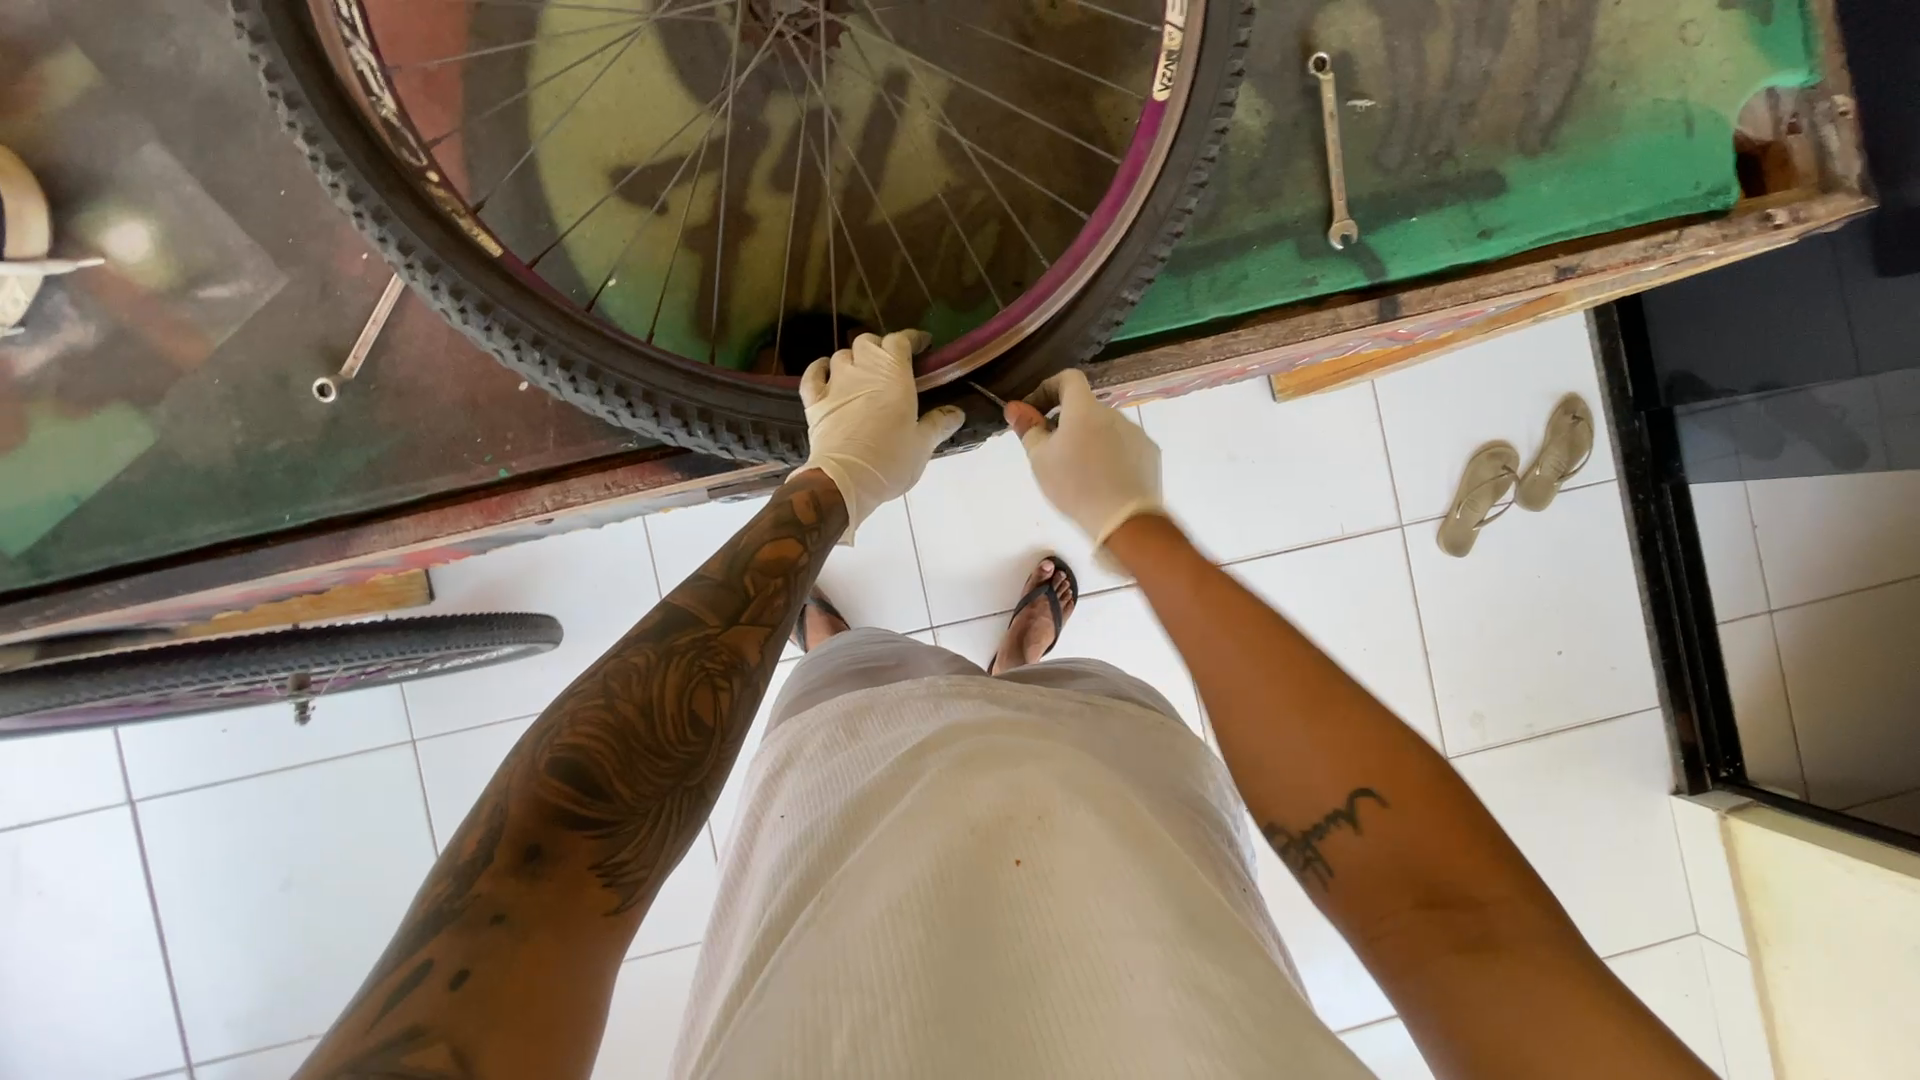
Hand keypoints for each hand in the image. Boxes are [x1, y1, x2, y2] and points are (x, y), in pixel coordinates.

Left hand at [798, 331, 965, 541]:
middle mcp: (862, 371)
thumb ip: (939, 423)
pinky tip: (826, 370)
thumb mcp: (923, 445)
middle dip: (881, 347)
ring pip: (842, 355)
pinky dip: (820, 368)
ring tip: (862, 372)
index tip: (922, 345)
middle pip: (868, 342)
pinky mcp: (815, 401)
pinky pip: (813, 374)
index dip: (912, 338)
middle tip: (891, 363)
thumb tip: (956, 412)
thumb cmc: (890, 460)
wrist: (845, 479)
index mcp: (893, 375)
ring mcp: (834, 384)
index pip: (900, 341)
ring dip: (854, 359)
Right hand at [1006, 369, 1165, 565]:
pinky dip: (1110, 455)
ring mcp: (1135, 433)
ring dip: (1089, 440)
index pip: (1068, 378)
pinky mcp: (1149, 453)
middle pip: (1085, 408)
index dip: (1049, 388)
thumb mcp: (1040, 459)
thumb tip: (1014, 408)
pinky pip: (1124, 446)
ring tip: (1079, 472)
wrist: (1124, 519)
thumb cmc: (1075, 486)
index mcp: (1084, 409)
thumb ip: (1028, 428)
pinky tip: (1103, 480)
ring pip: (1104, 428)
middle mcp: (1113, 413)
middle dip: (1066, 422)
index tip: (1036, 412)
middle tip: (1052, 452)